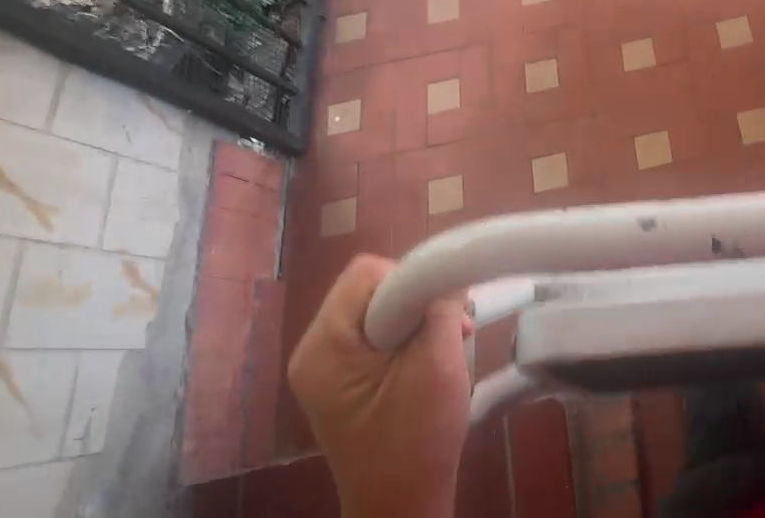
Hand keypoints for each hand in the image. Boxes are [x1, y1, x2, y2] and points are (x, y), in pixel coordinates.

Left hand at [288, 254, 472, 517]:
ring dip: (416, 319)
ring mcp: (324, 368)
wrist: (403, 506)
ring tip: (445, 346)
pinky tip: (429, 361)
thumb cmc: (417, 440)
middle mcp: (313, 351)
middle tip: (451, 328)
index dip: (411, 279)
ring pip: (376, 309)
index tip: (442, 310)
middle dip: (415, 300)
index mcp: (323, 347)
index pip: (367, 273)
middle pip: (369, 288)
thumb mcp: (438, 364)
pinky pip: (374, 334)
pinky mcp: (341, 380)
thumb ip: (441, 306)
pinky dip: (405, 337)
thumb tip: (448, 271)